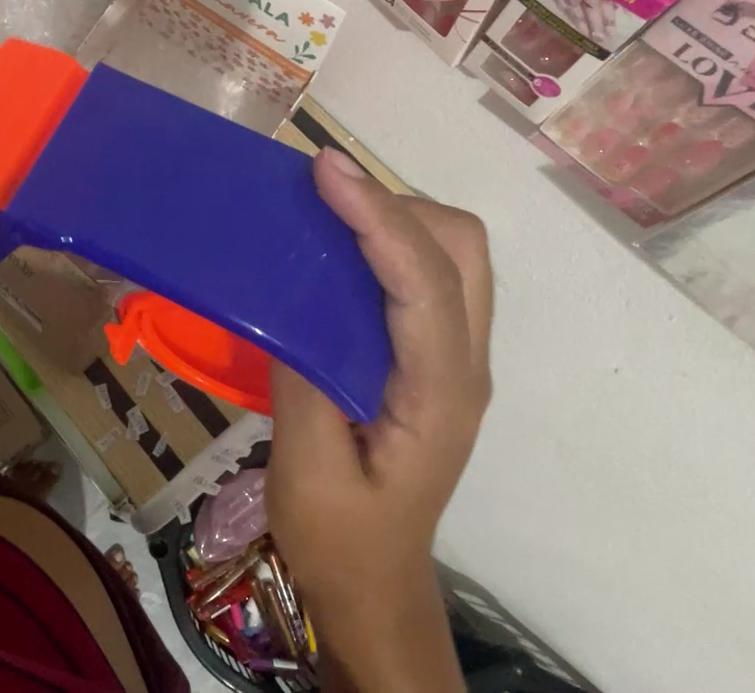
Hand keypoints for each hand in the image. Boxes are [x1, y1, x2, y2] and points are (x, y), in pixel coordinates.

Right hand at [267, 148, 492, 639]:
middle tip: (320, 196)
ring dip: (394, 217)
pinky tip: (334, 249)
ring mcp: (454, 360)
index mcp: (439, 394)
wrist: (374, 585)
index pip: (423, 283)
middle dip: (396, 204)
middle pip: (462, 250)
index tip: (323, 169)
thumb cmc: (339, 538)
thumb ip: (306, 386)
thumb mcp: (309, 473)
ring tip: (323, 211)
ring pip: (452, 255)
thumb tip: (291, 303)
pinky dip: (386, 243)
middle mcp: (463, 365)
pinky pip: (425, 276)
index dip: (376, 217)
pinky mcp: (431, 359)